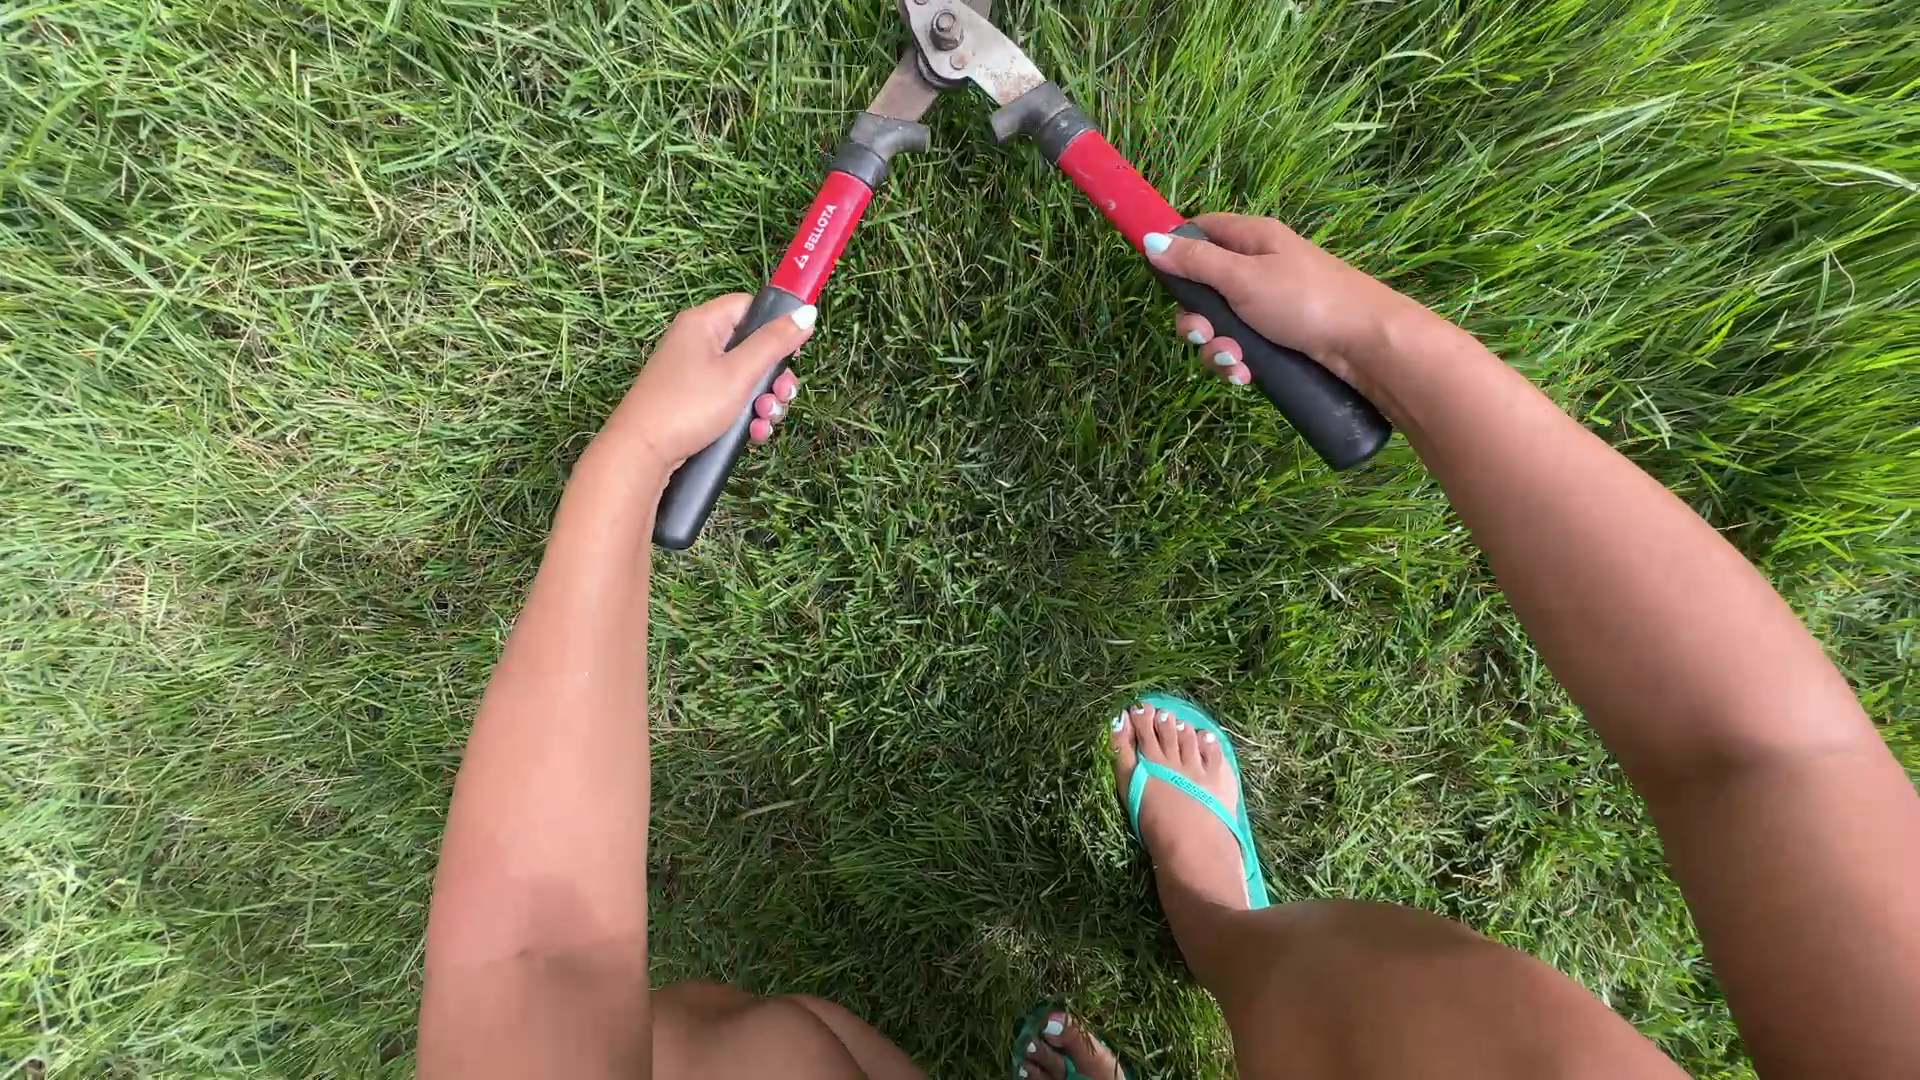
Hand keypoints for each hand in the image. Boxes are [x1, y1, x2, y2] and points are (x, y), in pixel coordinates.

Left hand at [602, 293, 813, 473]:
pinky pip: (732, 400)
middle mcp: (698, 343)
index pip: (749, 307)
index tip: (793, 353)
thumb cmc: (689, 405)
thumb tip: (806, 313)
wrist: (644, 451)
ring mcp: (695, 373)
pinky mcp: (695, 400)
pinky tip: (753, 433)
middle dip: (774, 377)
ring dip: (764, 401)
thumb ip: (774, 343)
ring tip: (765, 420)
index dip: (775, 326)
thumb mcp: (739, 373)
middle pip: (753, 347)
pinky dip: (747, 415)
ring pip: (747, 379)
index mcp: (704, 323)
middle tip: (782, 395)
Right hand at [1141, 213, 1414, 390]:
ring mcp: (1265, 305)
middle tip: (1202, 334)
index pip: (1201, 231)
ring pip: (1217, 326)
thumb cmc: (1304, 300)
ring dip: (1216, 349)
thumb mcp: (1242, 277)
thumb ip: (1195, 262)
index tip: (1160, 276)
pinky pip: (1238, 348)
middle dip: (1195, 319)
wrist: (1364, 343)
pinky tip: (1245, 374)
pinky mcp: (1273, 336)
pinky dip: (1236, 362)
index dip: (1176, 249)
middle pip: (1201, 289)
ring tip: (1235, 361)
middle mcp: (1256, 268)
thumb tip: (1150, 240)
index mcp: (1251, 240)